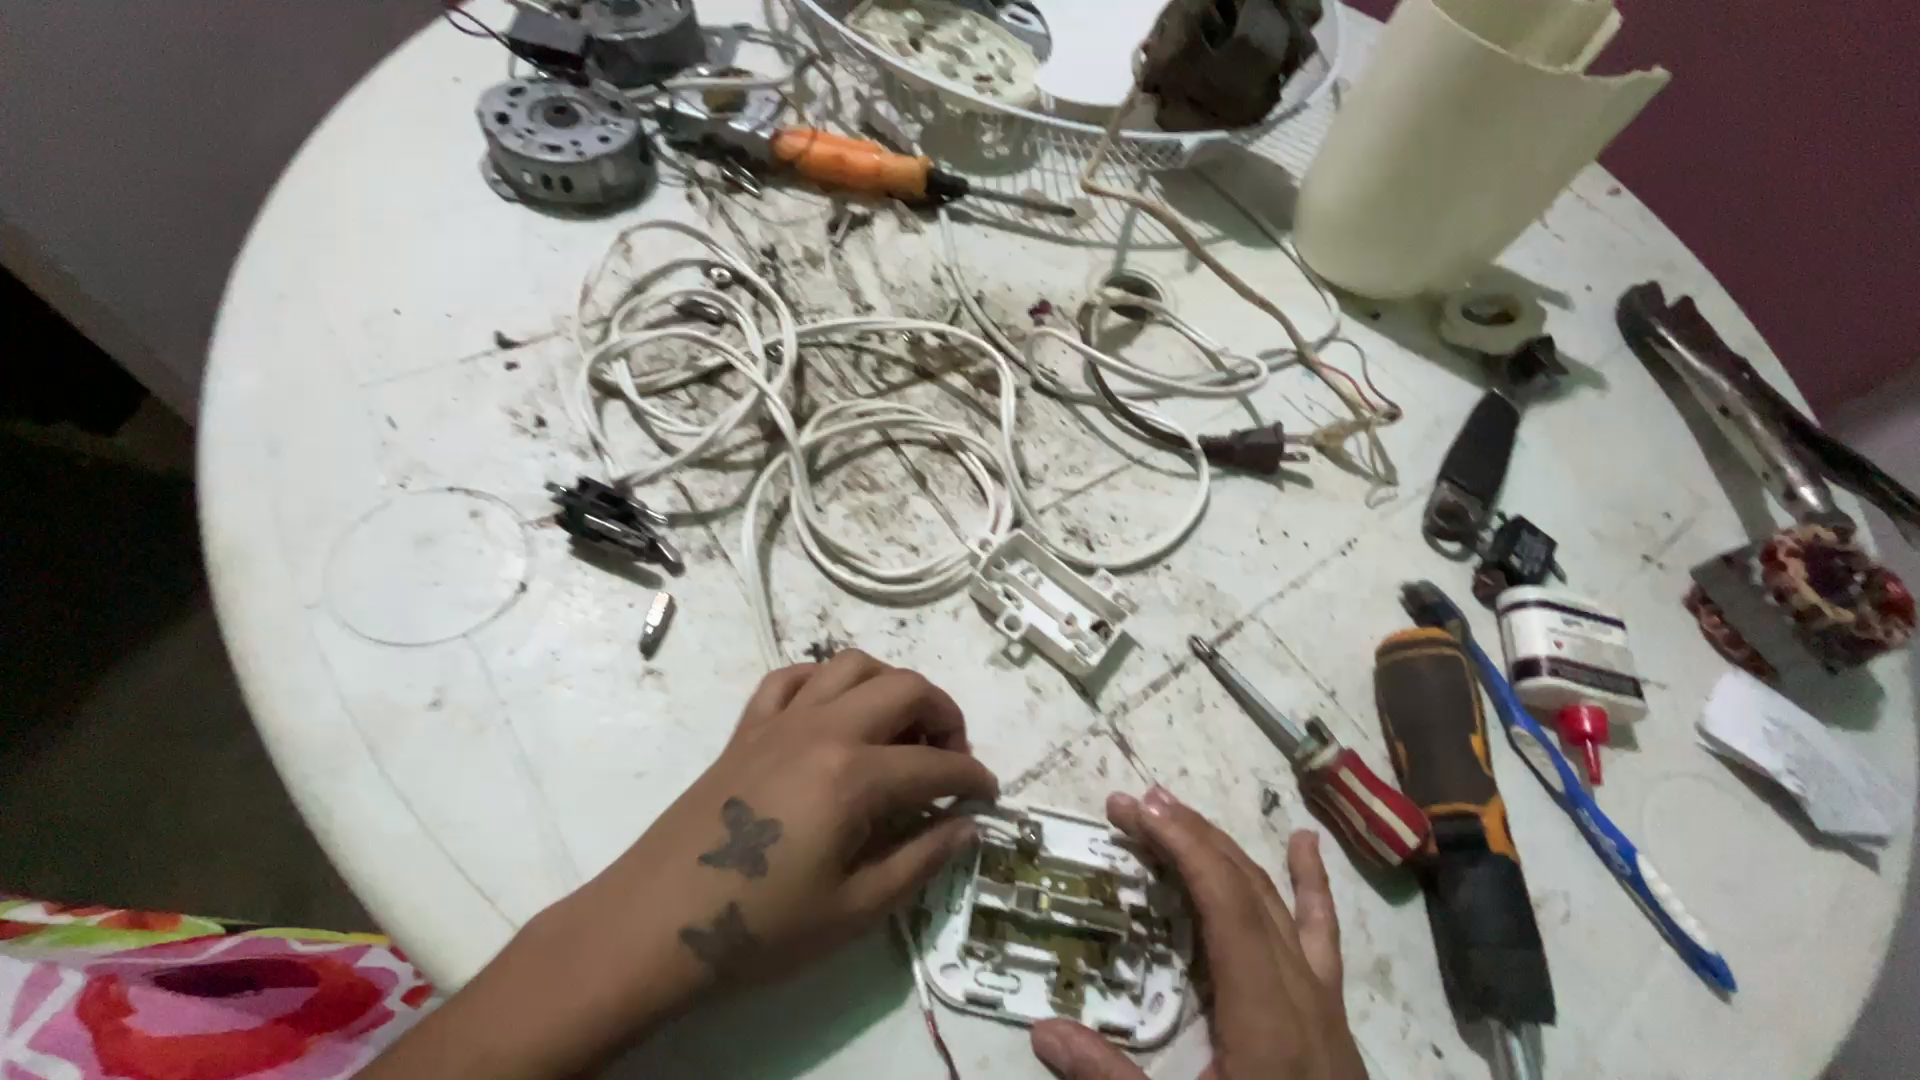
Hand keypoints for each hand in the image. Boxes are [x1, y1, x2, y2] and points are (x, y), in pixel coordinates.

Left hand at [564, 649, 997, 1002]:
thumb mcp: (854, 910)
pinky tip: (834, 714)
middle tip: (949, 760)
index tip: (989, 798)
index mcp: (853, 774)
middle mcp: (823, 728)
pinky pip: (793, 678)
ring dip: (891, 686)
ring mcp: (781, 721)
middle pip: (905, 689)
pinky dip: (825, 682)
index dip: (973, 780)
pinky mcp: (747, 728)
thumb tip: (967, 827)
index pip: (936, 765)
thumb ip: (920, 860)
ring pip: (851, 666)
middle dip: (945, 716)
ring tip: (900, 729)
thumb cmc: (760, 927)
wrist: (655, 924)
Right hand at [1030, 787, 1366, 1079]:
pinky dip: (1311, 883)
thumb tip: (1043, 1029)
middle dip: (1187, 838)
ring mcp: (1323, 1000)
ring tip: (1179, 811)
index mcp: (1266, 1018)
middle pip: (1244, 889)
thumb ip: (1110, 1079)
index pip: (1226, 905)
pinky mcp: (1331, 1012)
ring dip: (1226, 850)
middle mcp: (1301, 994)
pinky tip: (1304, 842)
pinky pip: (1322, 933)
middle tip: (1132, 806)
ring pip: (1275, 901)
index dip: (1183, 849)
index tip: (1139, 812)